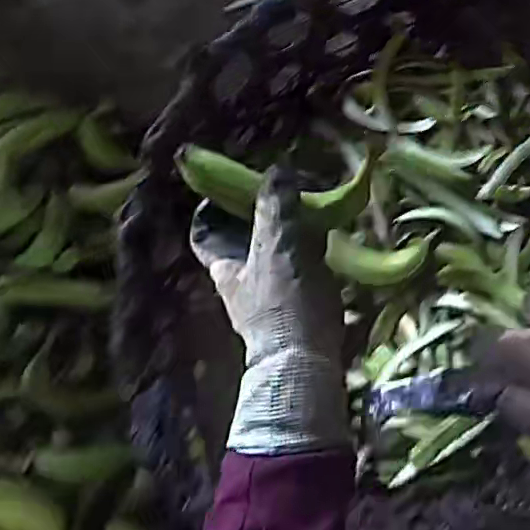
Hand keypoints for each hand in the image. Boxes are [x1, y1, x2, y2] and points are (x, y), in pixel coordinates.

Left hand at [190, 166, 348, 454]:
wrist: (305, 360)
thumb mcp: (275, 245)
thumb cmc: (282, 301)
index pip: (205, 232)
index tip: (228, 185)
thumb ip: (275, 205)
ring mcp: (267, 292)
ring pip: (270, 249)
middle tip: (279, 188)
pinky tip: (324, 235)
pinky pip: (296, 263)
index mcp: (224, 266)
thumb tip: (277, 170)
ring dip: (285, 228)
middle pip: (240, 237)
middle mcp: (240, 279)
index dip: (211, 208)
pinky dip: (305, 246)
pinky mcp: (294, 302)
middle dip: (257, 214)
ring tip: (308, 204)